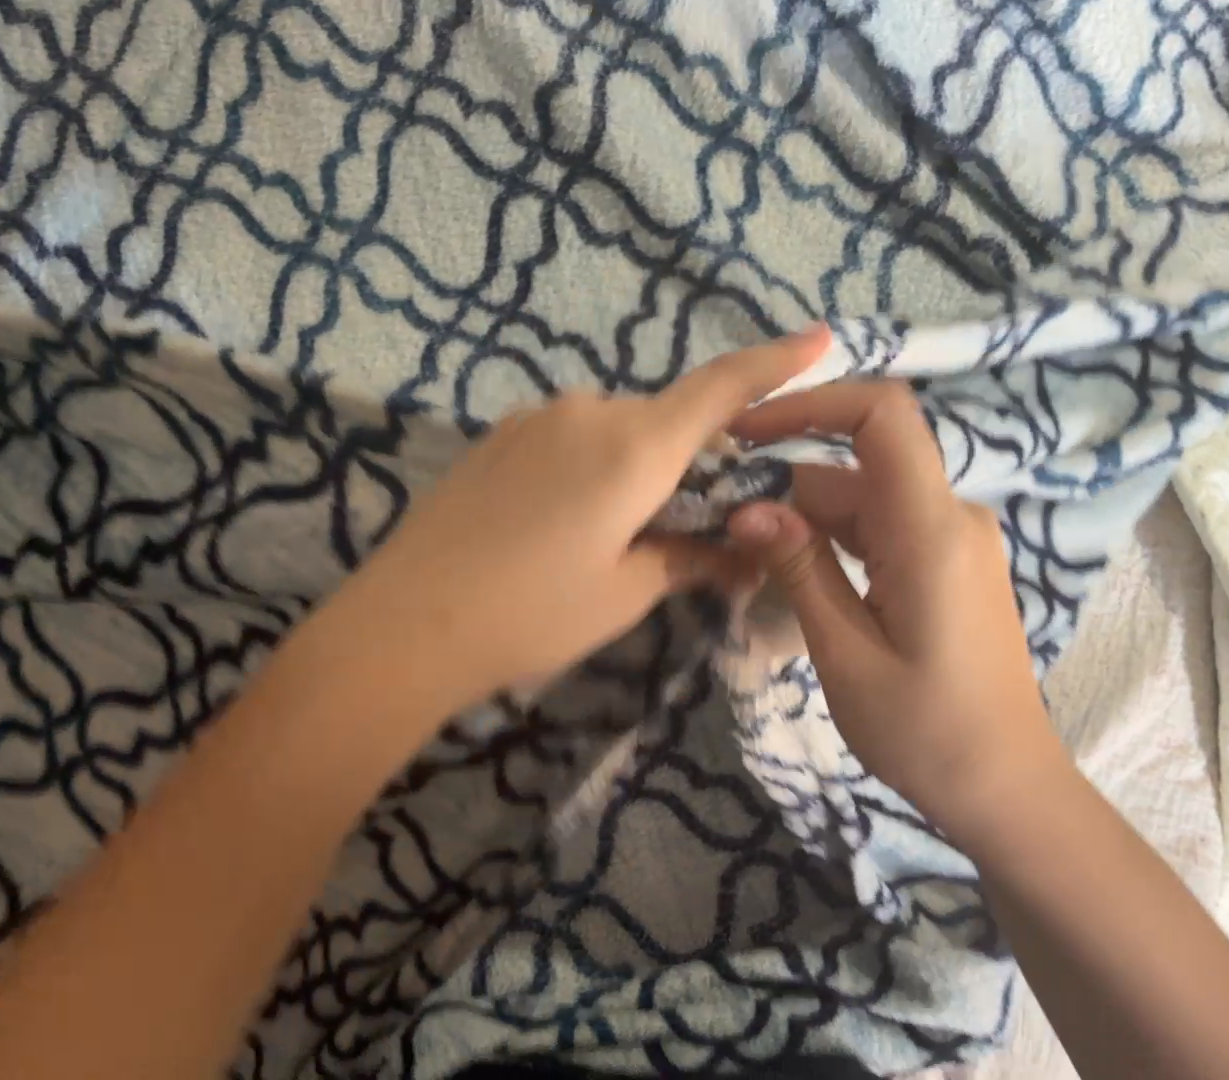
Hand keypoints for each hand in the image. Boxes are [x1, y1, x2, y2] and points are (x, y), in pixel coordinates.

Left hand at [296, 326, 830, 716]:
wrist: (408, 622)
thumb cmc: (530, 614)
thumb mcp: (623, 593)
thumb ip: (689, 559)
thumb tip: (743, 554)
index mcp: (633, 446)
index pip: (720, 390)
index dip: (775, 362)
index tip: (820, 336)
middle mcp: (587, 411)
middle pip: (664, 420)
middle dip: (688, 461)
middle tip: (693, 525)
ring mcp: (535, 419)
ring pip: (614, 432)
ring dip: (633, 468)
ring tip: (613, 536)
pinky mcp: (498, 437)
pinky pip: (568, 439)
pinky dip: (590, 468)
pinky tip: (562, 524)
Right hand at [725, 380, 1068, 840]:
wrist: (1005, 789)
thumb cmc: (925, 730)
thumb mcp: (845, 652)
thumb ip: (799, 568)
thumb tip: (746, 507)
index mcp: (930, 530)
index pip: (882, 415)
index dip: (811, 402)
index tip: (744, 431)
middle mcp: (949, 517)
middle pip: (856, 465)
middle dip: (784, 483)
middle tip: (718, 522)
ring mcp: (950, 540)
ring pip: (861, 498)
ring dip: (802, 518)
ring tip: (742, 554)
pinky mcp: (944, 564)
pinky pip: (879, 528)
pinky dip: (830, 540)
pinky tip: (789, 572)